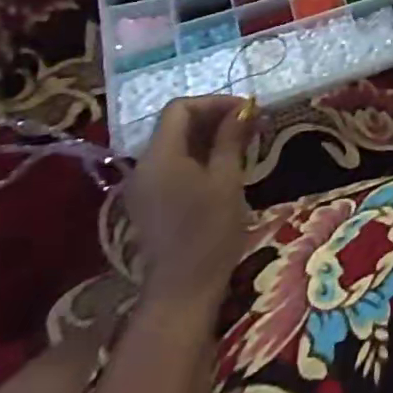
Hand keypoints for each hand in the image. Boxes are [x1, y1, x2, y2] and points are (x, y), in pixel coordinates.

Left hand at [127, 95, 255, 314]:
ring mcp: (143, 185)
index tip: (246, 110)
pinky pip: (171, 165)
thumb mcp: (227, 180)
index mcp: (160, 155)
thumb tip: (243, 110)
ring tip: (241, 142)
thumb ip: (230, 140)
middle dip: (212, 118)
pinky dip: (196, 157)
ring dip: (206, 137)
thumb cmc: (209, 233)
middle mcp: (144, 164)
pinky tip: (222, 166)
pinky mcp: (149, 202)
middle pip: (175, 125)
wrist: (182, 290)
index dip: (214, 103)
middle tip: (249, 124)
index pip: (180, 108)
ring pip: (174, 145)